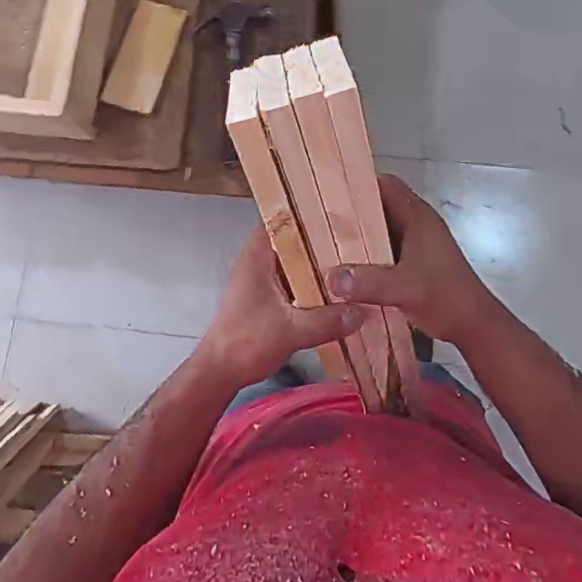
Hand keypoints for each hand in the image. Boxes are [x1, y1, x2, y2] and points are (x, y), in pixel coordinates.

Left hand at [200, 225, 364, 386]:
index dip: (306, 209)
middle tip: (353, 232)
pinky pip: (294, 278)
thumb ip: (328, 321)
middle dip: (320, 235)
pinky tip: (337, 286)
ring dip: (317, 259)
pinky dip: (312, 279)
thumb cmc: (246, 343)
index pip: (280, 217)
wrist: (219, 374)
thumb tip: (362, 311)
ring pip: (294, 259)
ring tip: (352, 256)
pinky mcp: (267, 297)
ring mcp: (262, 279)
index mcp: (258, 257)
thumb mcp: (292, 331)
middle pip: (292, 237)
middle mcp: (258, 262)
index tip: (335, 208)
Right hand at [326, 174, 505, 345]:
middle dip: (352, 213)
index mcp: (418, 217)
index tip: (330, 193)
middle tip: (320, 222)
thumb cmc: (446, 298)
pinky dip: (367, 254)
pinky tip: (347, 268)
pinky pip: (385, 248)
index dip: (359, 184)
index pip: (386, 185)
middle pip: (380, 206)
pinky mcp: (415, 262)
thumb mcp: (404, 289)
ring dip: (359, 236)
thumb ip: (368, 282)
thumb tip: (331, 277)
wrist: (474, 324)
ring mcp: (417, 243)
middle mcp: (417, 224)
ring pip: (381, 229)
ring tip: (327, 243)